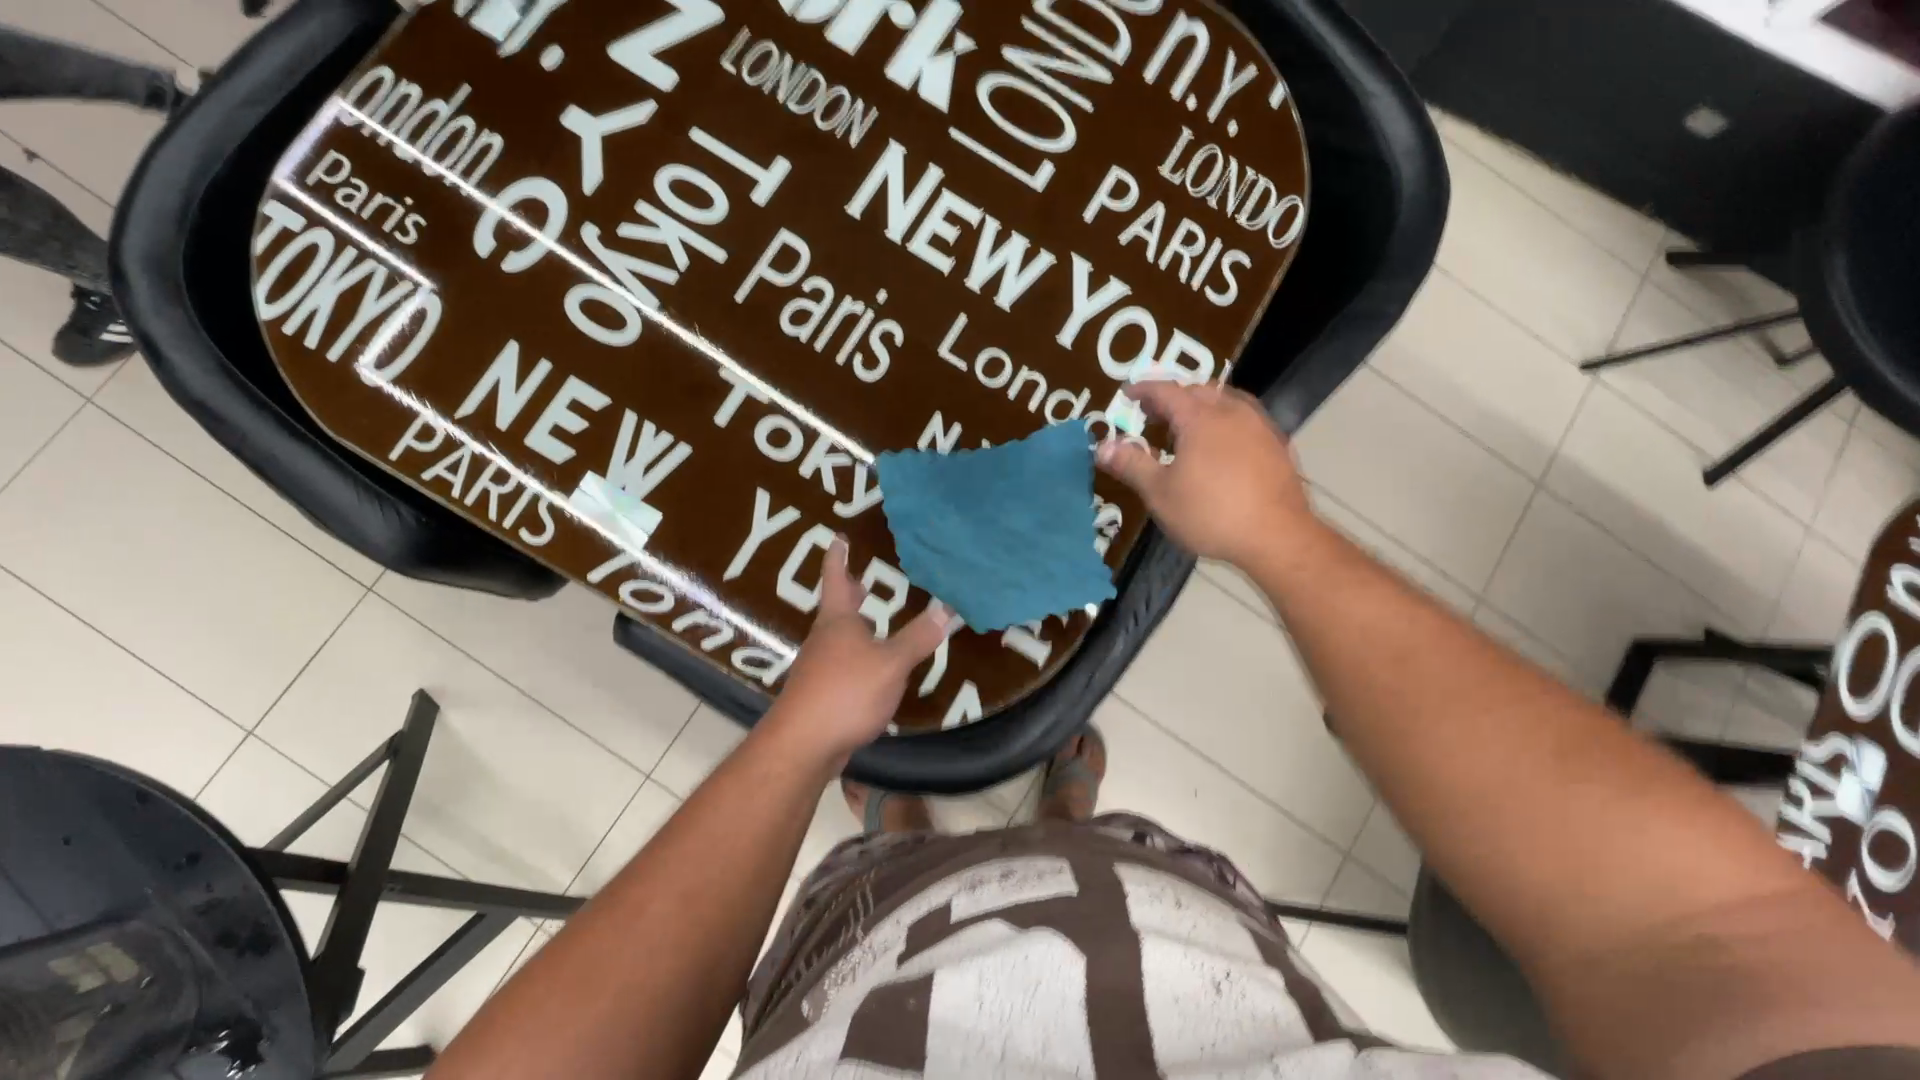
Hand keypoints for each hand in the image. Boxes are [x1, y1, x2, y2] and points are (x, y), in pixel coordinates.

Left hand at [764, 538, 954, 761]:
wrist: (803, 745)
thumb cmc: (845, 692)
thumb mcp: (891, 664)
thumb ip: (918, 638)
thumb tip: (946, 608)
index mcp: (838, 622)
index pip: (838, 580)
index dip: (839, 558)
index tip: (839, 538)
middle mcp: (825, 640)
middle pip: (837, 609)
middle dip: (849, 594)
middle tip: (861, 580)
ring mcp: (819, 669)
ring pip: (839, 639)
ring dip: (854, 627)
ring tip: (872, 623)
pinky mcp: (821, 696)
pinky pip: (842, 666)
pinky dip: (857, 658)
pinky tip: (871, 672)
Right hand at [1096, 381, 1313, 565]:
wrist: (1277, 536)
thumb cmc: (1211, 513)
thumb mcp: (1160, 493)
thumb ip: (1131, 465)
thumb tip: (1102, 446)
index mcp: (1200, 418)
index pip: (1166, 390)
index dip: (1144, 389)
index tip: (1127, 394)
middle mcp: (1232, 412)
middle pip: (1199, 390)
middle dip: (1173, 397)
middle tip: (1153, 415)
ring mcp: (1260, 426)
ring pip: (1227, 400)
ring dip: (1203, 406)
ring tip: (1189, 427)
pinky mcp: (1278, 445)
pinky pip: (1247, 419)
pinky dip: (1227, 422)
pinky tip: (1224, 446)